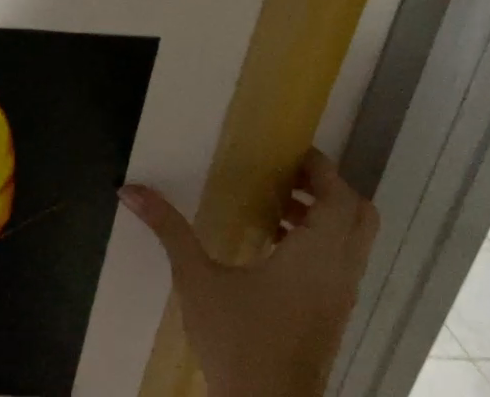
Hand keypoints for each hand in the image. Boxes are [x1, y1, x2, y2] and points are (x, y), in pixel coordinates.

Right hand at [120, 149, 377, 396]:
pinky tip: (273, 248)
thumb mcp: (196, 279)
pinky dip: (320, 243)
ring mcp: (340, 297)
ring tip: (275, 207)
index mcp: (315, 256)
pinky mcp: (332, 316)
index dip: (322, 170)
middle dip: (329, 189)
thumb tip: (129, 189)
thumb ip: (169, 230)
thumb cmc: (237, 338)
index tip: (291, 151)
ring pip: (353, 242)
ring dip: (325, 216)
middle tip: (286, 176)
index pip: (338, 198)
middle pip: (360, 216)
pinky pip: (340, 264)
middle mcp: (339, 272)